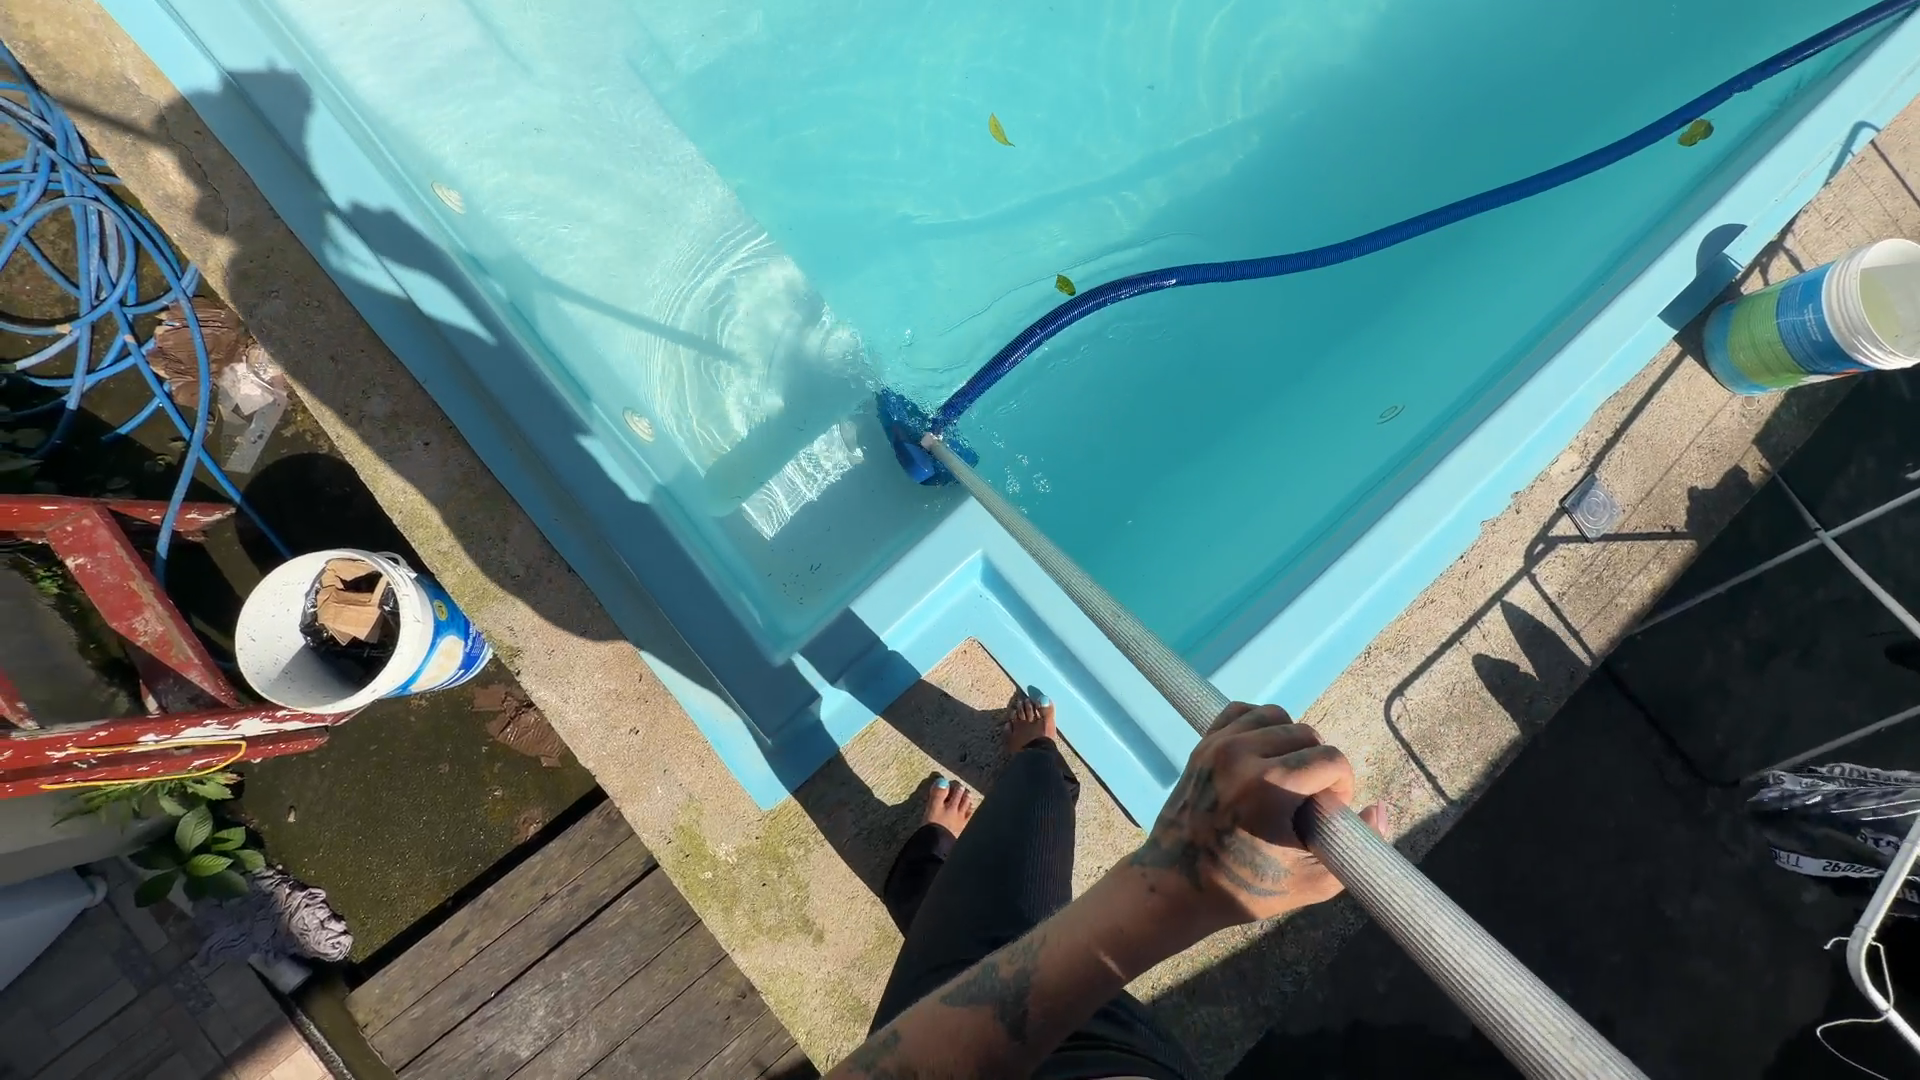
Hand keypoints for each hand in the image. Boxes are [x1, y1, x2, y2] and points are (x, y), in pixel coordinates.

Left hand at [1123, 703, 1383, 935]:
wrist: (1177, 881)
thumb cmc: (1246, 888)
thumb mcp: (1313, 881)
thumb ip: (1355, 844)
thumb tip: (1381, 808)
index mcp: (1271, 785)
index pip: (1332, 759)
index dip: (1342, 786)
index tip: (1329, 811)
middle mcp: (1243, 754)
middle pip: (1307, 734)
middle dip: (1319, 765)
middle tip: (1308, 798)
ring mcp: (1218, 744)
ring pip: (1276, 716)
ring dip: (1291, 741)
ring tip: (1288, 774)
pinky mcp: (1202, 743)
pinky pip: (1240, 711)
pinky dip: (1259, 724)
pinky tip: (1264, 752)